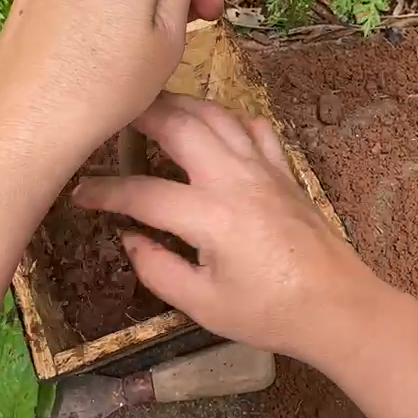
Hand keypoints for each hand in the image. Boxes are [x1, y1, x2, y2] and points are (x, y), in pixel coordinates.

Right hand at [72, 93, 388, 362]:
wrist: (337, 306)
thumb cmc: (268, 313)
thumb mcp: (203, 304)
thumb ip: (157, 269)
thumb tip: (129, 237)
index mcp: (211, 215)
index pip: (144, 193)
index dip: (105, 191)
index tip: (80, 192)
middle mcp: (235, 178)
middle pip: (181, 124)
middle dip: (142, 112)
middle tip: (113, 111)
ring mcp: (263, 167)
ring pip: (217, 114)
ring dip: (182, 104)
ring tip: (155, 106)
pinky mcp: (283, 169)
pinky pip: (253, 127)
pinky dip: (228, 117)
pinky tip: (214, 125)